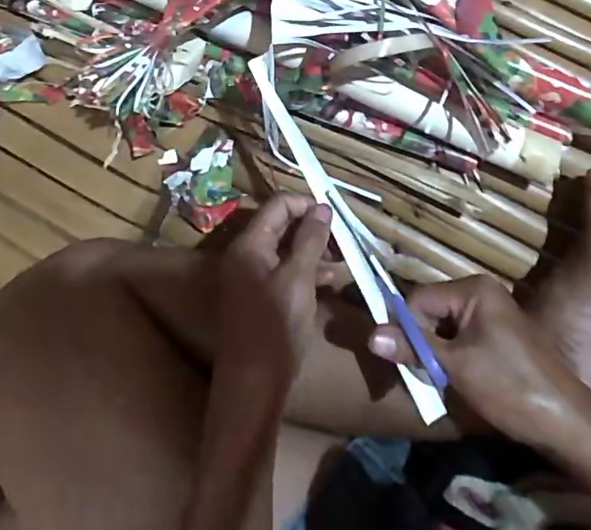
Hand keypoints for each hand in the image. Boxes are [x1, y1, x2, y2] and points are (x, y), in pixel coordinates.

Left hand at [215, 193, 335, 386]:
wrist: (254, 386)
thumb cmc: (276, 327)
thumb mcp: (299, 278)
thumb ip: (310, 239)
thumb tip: (322, 208)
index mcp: (249, 246)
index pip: (279, 204)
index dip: (307, 205)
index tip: (334, 219)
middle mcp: (246, 255)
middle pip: (283, 224)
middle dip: (314, 228)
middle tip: (342, 241)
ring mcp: (252, 276)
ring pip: (288, 248)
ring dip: (315, 250)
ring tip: (343, 262)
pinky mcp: (261, 294)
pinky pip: (286, 269)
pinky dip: (308, 269)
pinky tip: (332, 280)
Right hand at [367, 276, 590, 447]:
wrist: (560, 416)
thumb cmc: (508, 384)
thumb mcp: (456, 367)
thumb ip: (414, 348)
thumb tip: (371, 334)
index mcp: (474, 289)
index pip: (419, 299)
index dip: (404, 329)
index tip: (397, 362)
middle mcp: (482, 294)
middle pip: (430, 312)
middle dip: (419, 344)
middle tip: (420, 378)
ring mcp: (491, 316)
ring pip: (443, 330)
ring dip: (433, 357)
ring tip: (438, 385)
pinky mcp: (495, 337)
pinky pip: (459, 341)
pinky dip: (449, 362)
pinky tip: (452, 385)